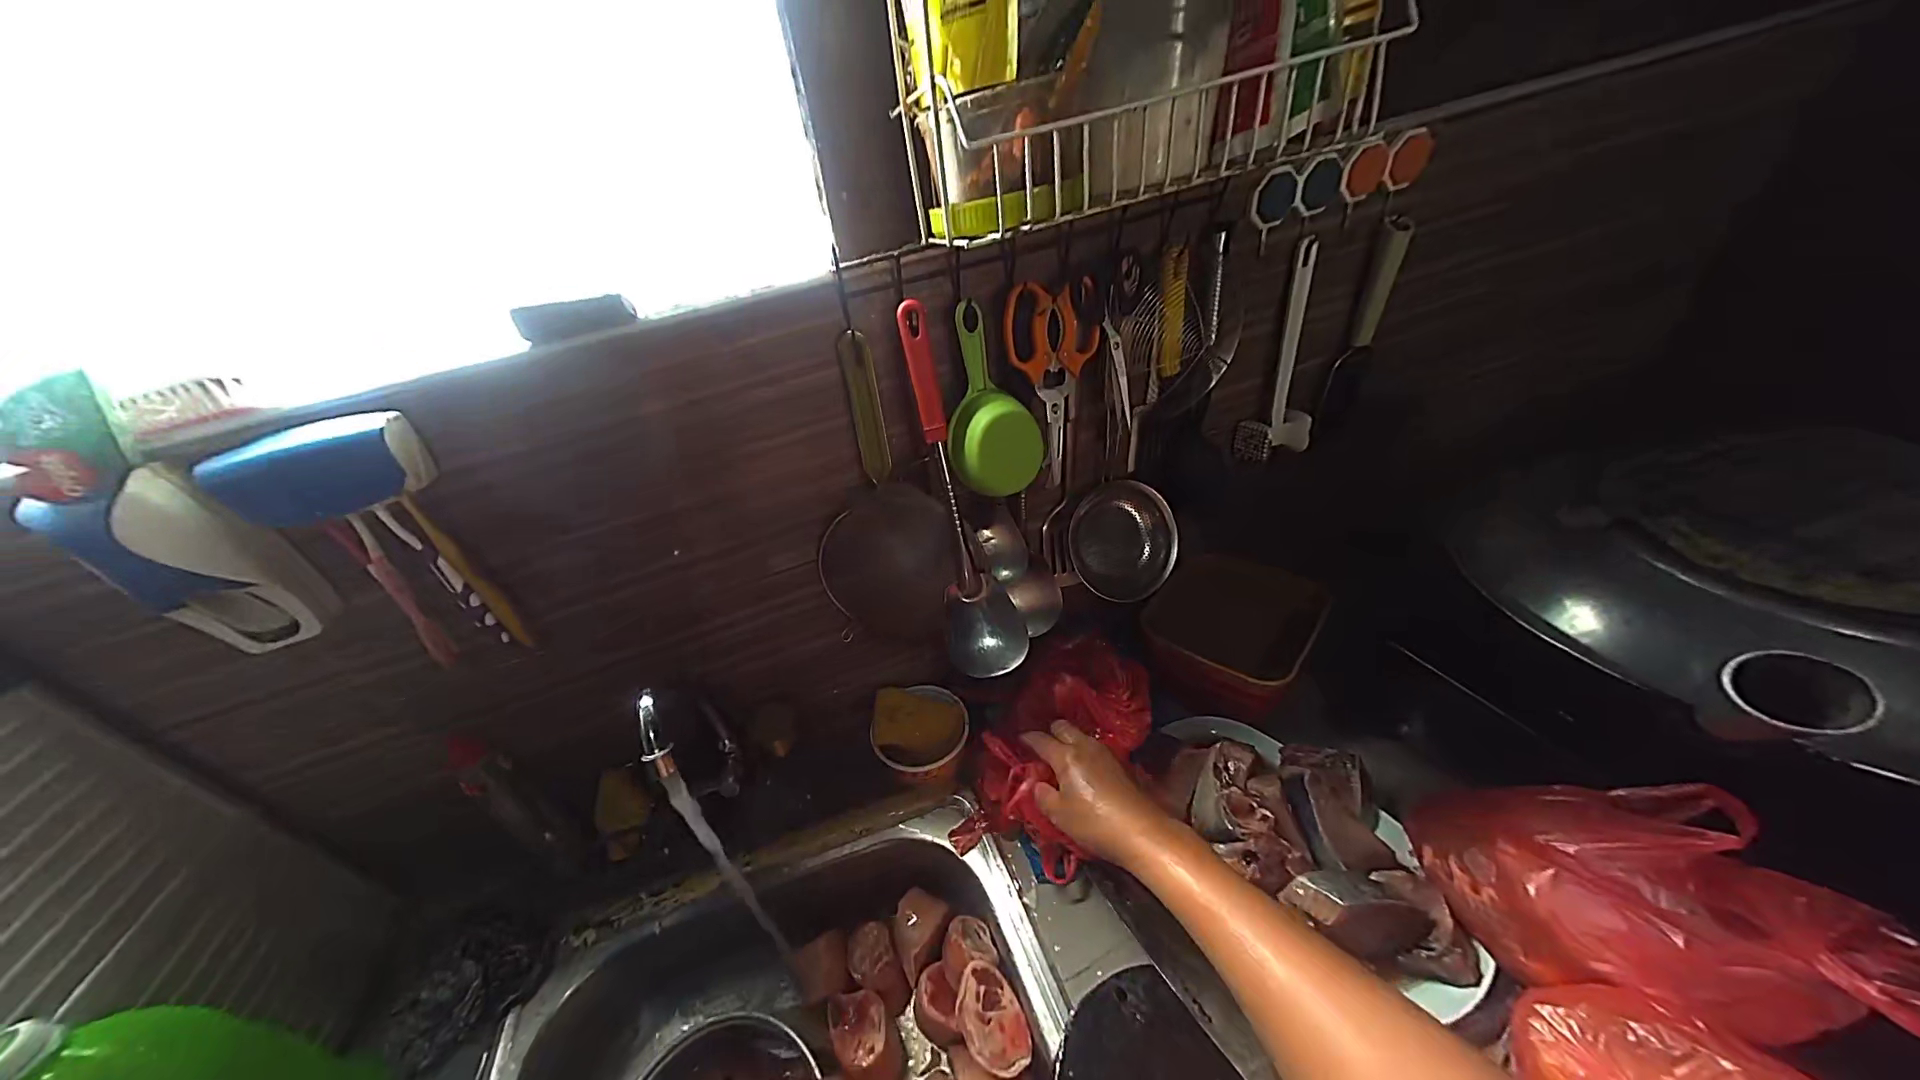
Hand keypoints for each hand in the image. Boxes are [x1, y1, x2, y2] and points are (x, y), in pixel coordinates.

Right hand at [1020, 720, 1180, 868]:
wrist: (1142, 832)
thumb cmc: (1095, 824)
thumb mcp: (1058, 815)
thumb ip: (1042, 795)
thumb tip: (1038, 784)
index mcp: (1066, 756)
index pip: (1040, 739)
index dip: (1027, 739)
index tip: (1019, 740)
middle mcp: (1085, 747)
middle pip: (1063, 727)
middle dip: (1050, 733)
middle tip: (1041, 748)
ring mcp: (1105, 753)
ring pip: (1080, 736)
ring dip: (1068, 742)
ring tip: (1060, 759)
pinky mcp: (1119, 764)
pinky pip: (1093, 749)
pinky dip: (1083, 753)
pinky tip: (1081, 770)